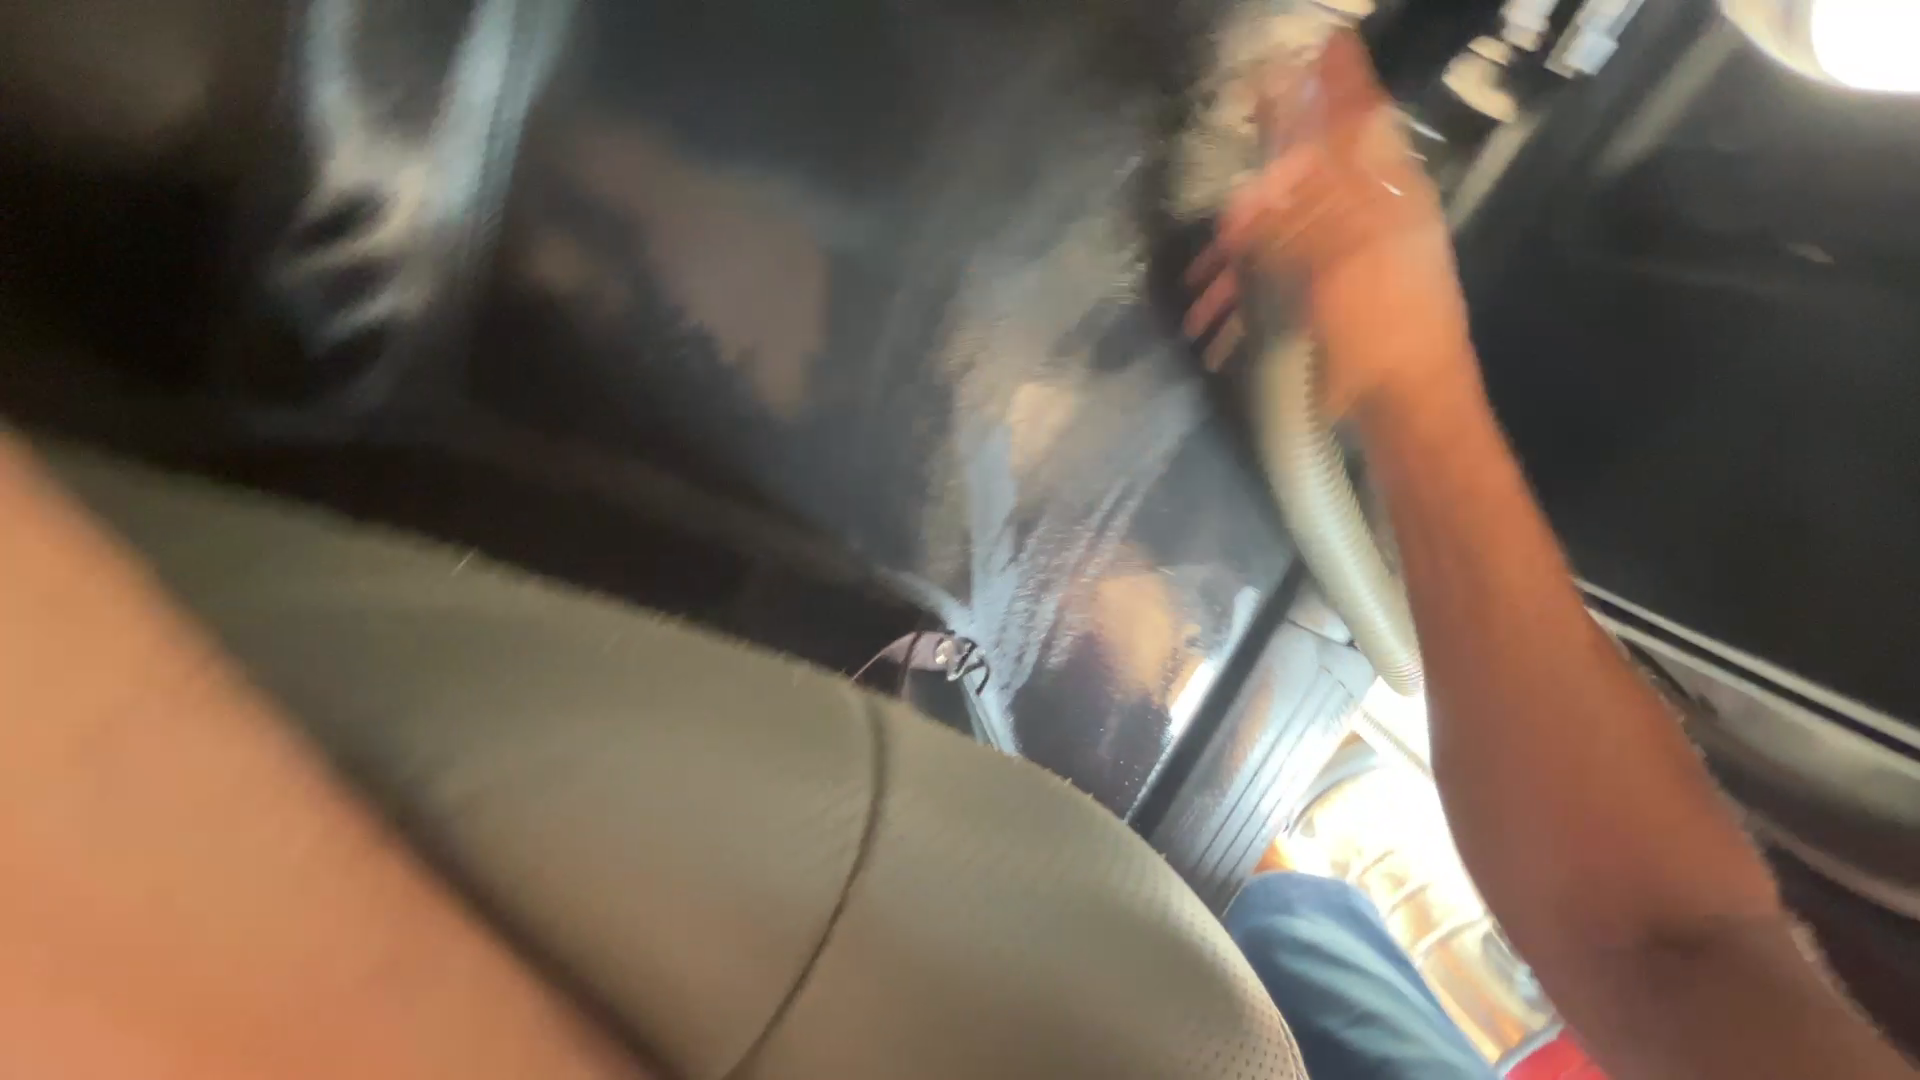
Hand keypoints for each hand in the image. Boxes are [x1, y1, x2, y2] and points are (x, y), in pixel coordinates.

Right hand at [1184, 31, 1473, 422]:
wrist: (1405, 405)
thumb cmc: (1385, 332)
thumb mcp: (1341, 266)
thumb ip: (1294, 222)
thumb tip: (1246, 194)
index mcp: (1387, 198)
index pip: (1360, 123)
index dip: (1339, 85)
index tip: (1321, 46)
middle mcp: (1369, 222)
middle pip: (1307, 184)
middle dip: (1254, 199)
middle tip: (1220, 206)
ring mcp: (1347, 265)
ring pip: (1281, 244)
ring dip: (1235, 270)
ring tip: (1194, 299)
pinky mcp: (1328, 303)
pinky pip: (1277, 288)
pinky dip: (1243, 305)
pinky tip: (1212, 328)